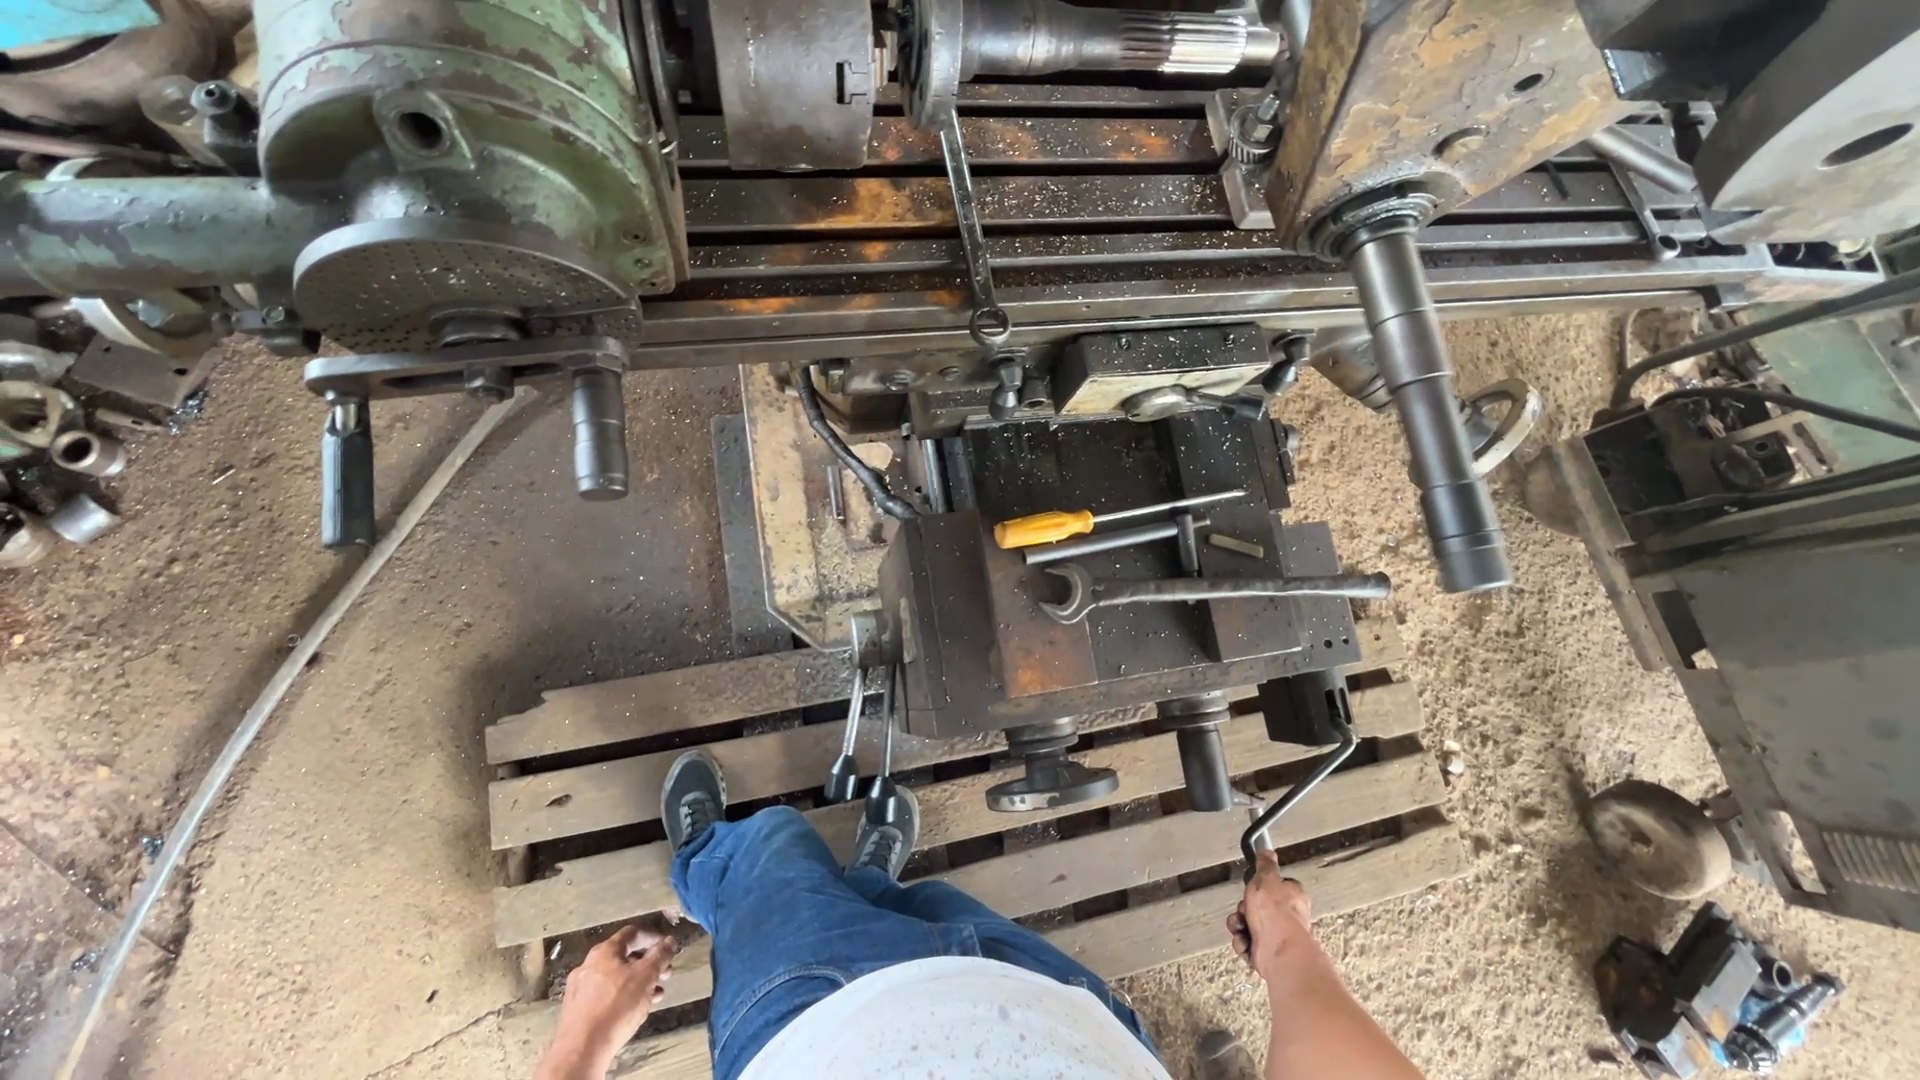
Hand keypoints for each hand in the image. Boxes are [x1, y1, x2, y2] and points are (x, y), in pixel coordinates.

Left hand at [536, 925, 676, 1079]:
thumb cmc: (617, 1006)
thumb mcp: (646, 976)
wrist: (581, 1049)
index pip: (633, 933)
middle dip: (649, 963)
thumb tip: (669, 941)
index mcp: (604, 951)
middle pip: (624, 956)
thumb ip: (660, 955)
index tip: (668, 949)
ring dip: (639, 982)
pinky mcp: (578, 1010)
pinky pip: (606, 995)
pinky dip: (624, 996)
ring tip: (655, 995)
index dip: (654, 937)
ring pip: (616, 977)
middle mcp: (589, 965)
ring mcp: (580, 988)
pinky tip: (636, 1010)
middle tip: (666, 973)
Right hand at [1226, 851, 1315, 982]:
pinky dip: (1242, 942)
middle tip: (1243, 909)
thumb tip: (1267, 852)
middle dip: (1243, 908)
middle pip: (1255, 905)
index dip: (1259, 886)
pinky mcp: (1266, 952)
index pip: (1274, 885)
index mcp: (1292, 896)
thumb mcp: (1266, 879)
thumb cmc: (1275, 915)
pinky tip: (1244, 942)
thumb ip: (1265, 865)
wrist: (1278, 952)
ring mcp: (1276, 936)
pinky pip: (1246, 943)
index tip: (1250, 886)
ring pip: (1247, 924)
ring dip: (1238, 924)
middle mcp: (1287, 917)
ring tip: (1240, 927)